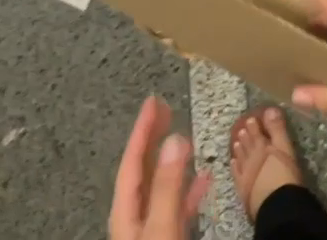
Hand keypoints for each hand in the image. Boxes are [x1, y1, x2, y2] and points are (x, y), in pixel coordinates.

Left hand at [110, 96, 210, 239]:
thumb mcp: (160, 226)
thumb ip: (166, 186)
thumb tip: (174, 140)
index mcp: (125, 209)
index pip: (132, 159)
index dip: (142, 127)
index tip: (152, 100)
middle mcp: (134, 215)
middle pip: (143, 168)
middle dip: (153, 136)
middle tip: (165, 107)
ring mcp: (149, 227)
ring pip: (160, 184)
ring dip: (172, 159)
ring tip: (184, 137)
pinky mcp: (166, 237)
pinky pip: (176, 205)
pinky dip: (188, 188)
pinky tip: (202, 178)